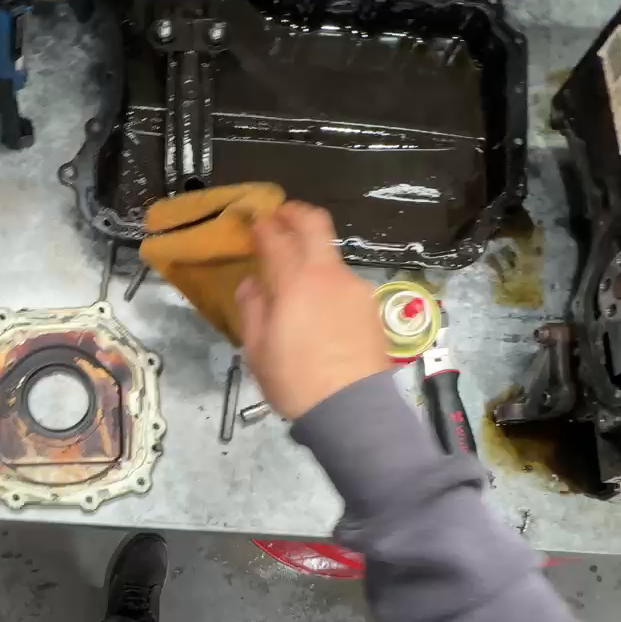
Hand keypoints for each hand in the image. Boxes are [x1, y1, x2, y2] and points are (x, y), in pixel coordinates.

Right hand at [235, 201, 391, 418]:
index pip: (276, 238)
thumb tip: (250, 284)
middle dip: (295, 214)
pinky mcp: (370, 306)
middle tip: (281, 217)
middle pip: (315, 225)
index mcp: (294, 283)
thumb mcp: (258, 351)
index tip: (255, 223)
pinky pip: (344, 284)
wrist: (350, 408)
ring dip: (312, 257)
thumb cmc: (295, 381)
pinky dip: (328, 285)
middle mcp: (328, 275)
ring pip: (331, 258)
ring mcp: (355, 288)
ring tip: (298, 281)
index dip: (263, 225)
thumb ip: (253, 309)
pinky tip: (320, 311)